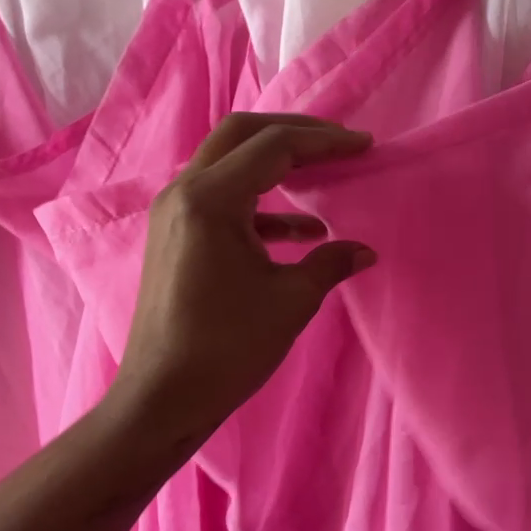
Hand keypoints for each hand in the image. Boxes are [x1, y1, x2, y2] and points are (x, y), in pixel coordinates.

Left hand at [103, 112, 375, 450]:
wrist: (165, 395)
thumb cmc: (229, 346)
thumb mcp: (292, 301)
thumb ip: (330, 264)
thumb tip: (364, 251)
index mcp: (211, 199)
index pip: (274, 146)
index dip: (325, 142)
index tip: (366, 146)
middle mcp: (185, 192)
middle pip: (243, 136)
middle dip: (297, 134)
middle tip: (342, 145)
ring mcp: (175, 213)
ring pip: (231, 164)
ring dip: (278, 165)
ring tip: (327, 177)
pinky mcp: (177, 236)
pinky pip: (224, 200)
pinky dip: (264, 204)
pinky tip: (304, 231)